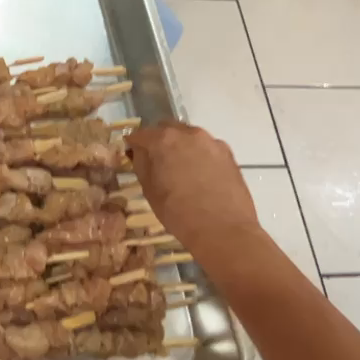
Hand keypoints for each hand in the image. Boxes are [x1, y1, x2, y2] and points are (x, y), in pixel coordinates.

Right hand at [127, 121, 259, 246]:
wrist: (224, 230)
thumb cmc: (178, 213)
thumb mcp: (149, 190)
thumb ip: (141, 163)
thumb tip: (140, 151)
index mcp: (163, 140)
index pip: (140, 135)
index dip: (134, 145)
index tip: (132, 155)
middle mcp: (187, 133)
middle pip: (166, 129)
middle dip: (158, 140)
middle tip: (157, 161)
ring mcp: (210, 141)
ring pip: (188, 136)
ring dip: (180, 146)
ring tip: (181, 168)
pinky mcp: (228, 153)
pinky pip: (206, 147)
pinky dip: (199, 154)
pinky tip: (200, 174)